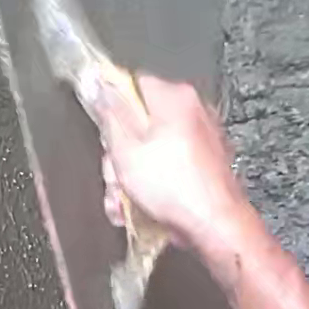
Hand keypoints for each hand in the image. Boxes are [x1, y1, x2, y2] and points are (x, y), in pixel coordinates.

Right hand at [94, 75, 253, 255]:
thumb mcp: (125, 149)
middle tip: (118, 177)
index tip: (102, 135)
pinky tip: (142, 207)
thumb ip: (108, 114)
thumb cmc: (177, 189)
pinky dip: (150, 187)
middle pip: (136, 124)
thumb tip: (95, 83)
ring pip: (147, 153)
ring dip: (129, 179)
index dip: (109, 113)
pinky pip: (164, 170)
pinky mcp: (201, 167)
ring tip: (127, 201)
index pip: (130, 86)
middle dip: (118, 157)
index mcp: (175, 98)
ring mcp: (199, 141)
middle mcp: (192, 113)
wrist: (213, 225)